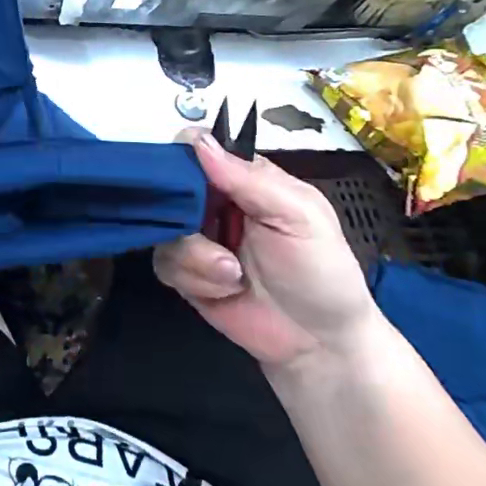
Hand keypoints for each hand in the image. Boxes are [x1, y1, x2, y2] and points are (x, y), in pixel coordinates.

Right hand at [153, 131, 382, 372]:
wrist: (320, 345)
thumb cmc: (321, 272)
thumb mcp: (299, 216)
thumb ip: (250, 178)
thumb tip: (196, 140)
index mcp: (244, 179)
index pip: (200, 149)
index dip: (185, 157)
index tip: (183, 175)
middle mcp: (214, 202)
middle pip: (171, 187)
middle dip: (186, 215)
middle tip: (213, 233)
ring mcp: (196, 237)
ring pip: (164, 228)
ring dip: (197, 256)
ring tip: (232, 274)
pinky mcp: (184, 271)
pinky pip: (164, 261)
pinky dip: (194, 277)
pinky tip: (224, 289)